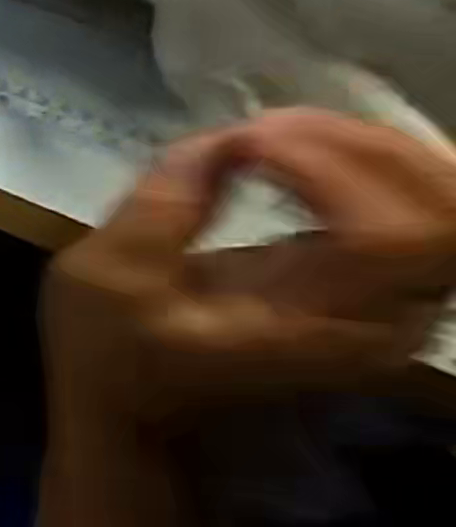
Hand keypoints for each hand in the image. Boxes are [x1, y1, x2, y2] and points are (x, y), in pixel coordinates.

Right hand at [44, 109, 455, 429]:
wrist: (129, 403)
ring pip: (451, 212)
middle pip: (451, 217)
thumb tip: (217, 140)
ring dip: (379, 154)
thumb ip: (163, 206)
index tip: (238, 140)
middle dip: (365, 149)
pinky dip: (377, 173)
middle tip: (266, 123)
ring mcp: (392, 307)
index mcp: (316, 324)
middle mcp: (386, 318)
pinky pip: (419, 219)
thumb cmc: (105, 343)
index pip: (395, 236)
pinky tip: (310, 154)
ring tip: (287, 130)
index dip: (332, 170)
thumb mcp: (105, 272)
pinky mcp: (371, 292)